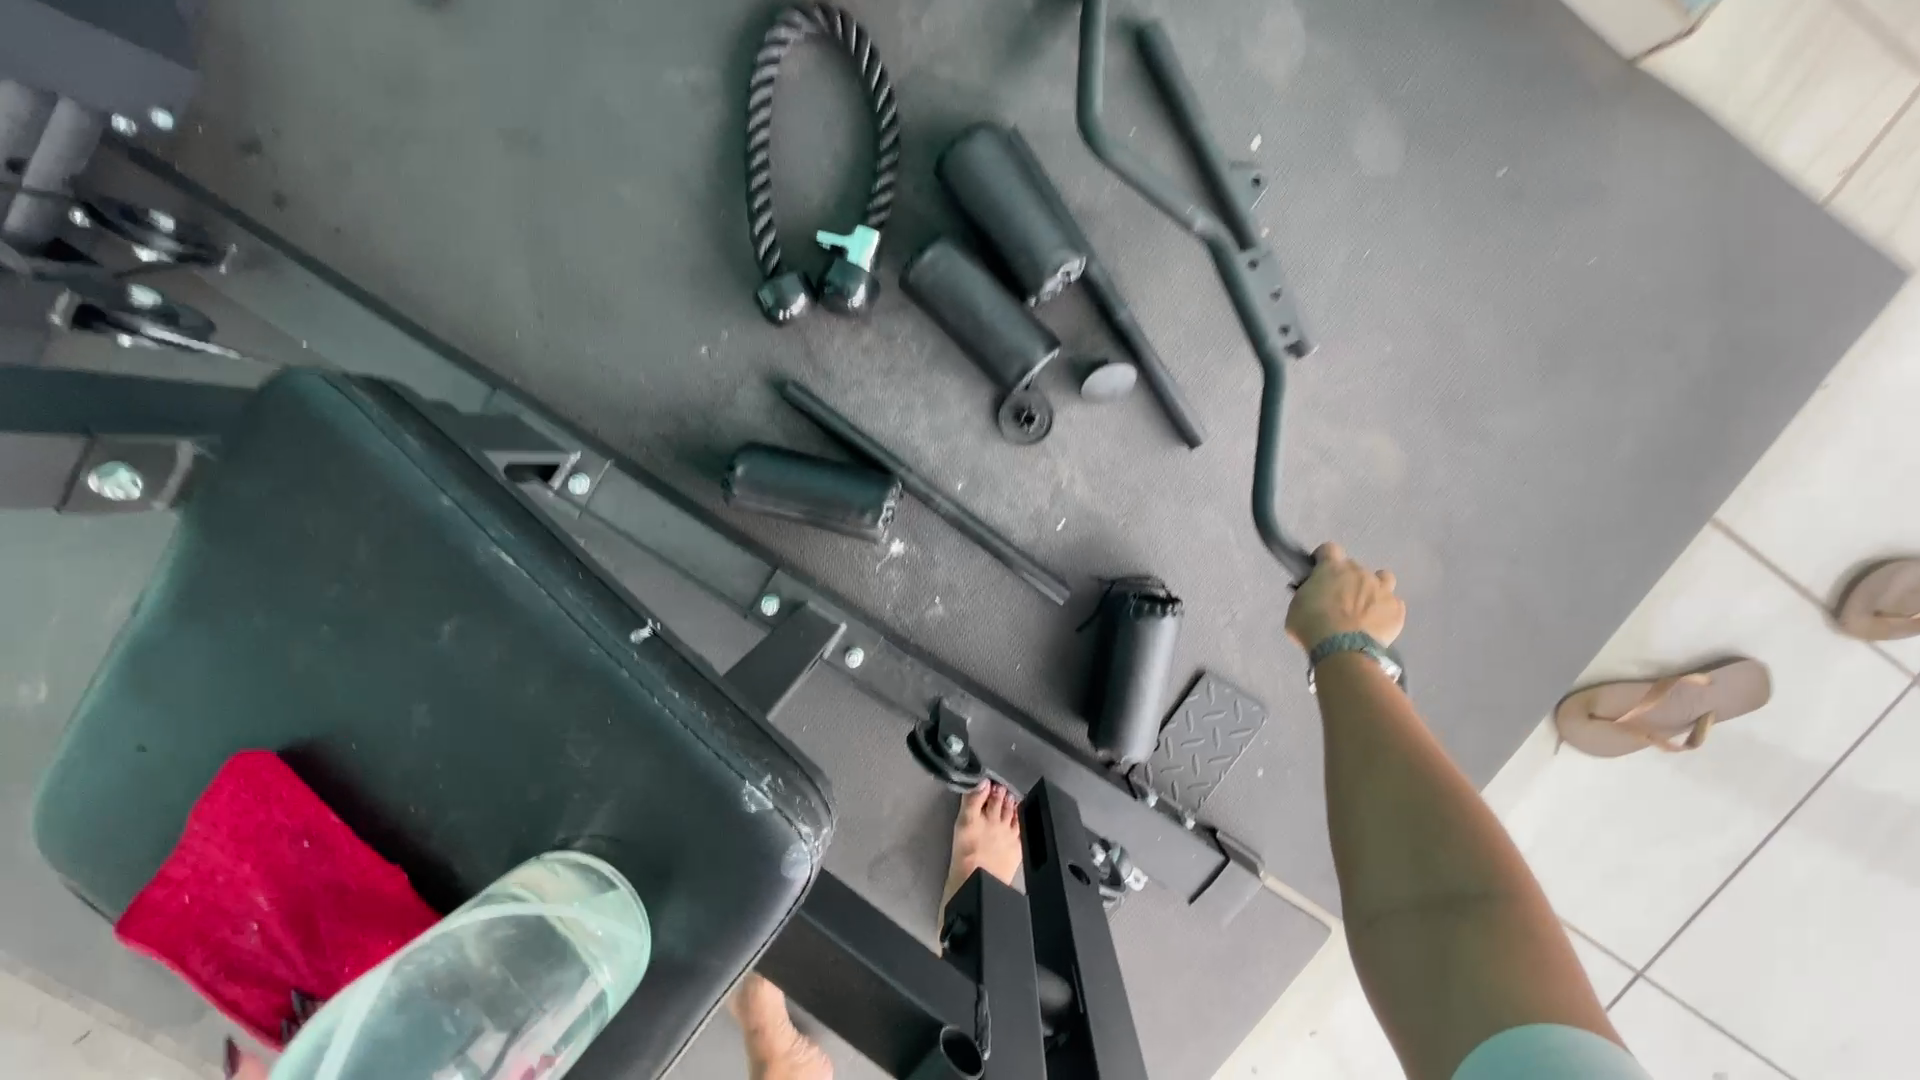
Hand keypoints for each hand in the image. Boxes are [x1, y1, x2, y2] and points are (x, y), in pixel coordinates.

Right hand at [1286, 543, 1405, 650]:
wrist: (1342, 649)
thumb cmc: (1311, 625)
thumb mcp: (1295, 607)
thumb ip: (1306, 594)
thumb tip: (1311, 594)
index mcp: (1332, 568)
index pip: (1329, 549)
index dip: (1323, 559)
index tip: (1318, 572)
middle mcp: (1359, 572)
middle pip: (1354, 567)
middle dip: (1346, 580)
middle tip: (1337, 600)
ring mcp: (1382, 589)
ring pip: (1383, 578)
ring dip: (1374, 587)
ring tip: (1365, 606)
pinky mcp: (1397, 609)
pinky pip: (1393, 604)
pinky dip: (1385, 610)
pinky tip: (1376, 623)